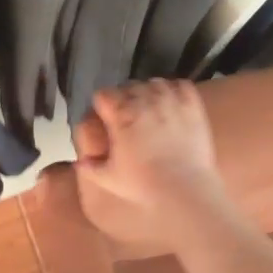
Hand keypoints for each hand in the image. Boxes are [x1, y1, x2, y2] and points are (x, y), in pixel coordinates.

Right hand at [71, 79, 235, 254]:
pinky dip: (174, 90)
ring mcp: (170, 100)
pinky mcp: (192, 105)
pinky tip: (172, 102)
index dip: (102, 104)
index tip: (106, 116)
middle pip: (128, 86)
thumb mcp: (109, 178)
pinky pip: (180, 85)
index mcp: (121, 115)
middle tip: (128, 116)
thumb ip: (91, 167)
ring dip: (149, 92)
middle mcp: (144, 101)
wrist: (186, 189)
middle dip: (125, 98)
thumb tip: (79, 161)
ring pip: (154, 83)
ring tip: (151, 108)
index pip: (103, 94)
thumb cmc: (145, 184)